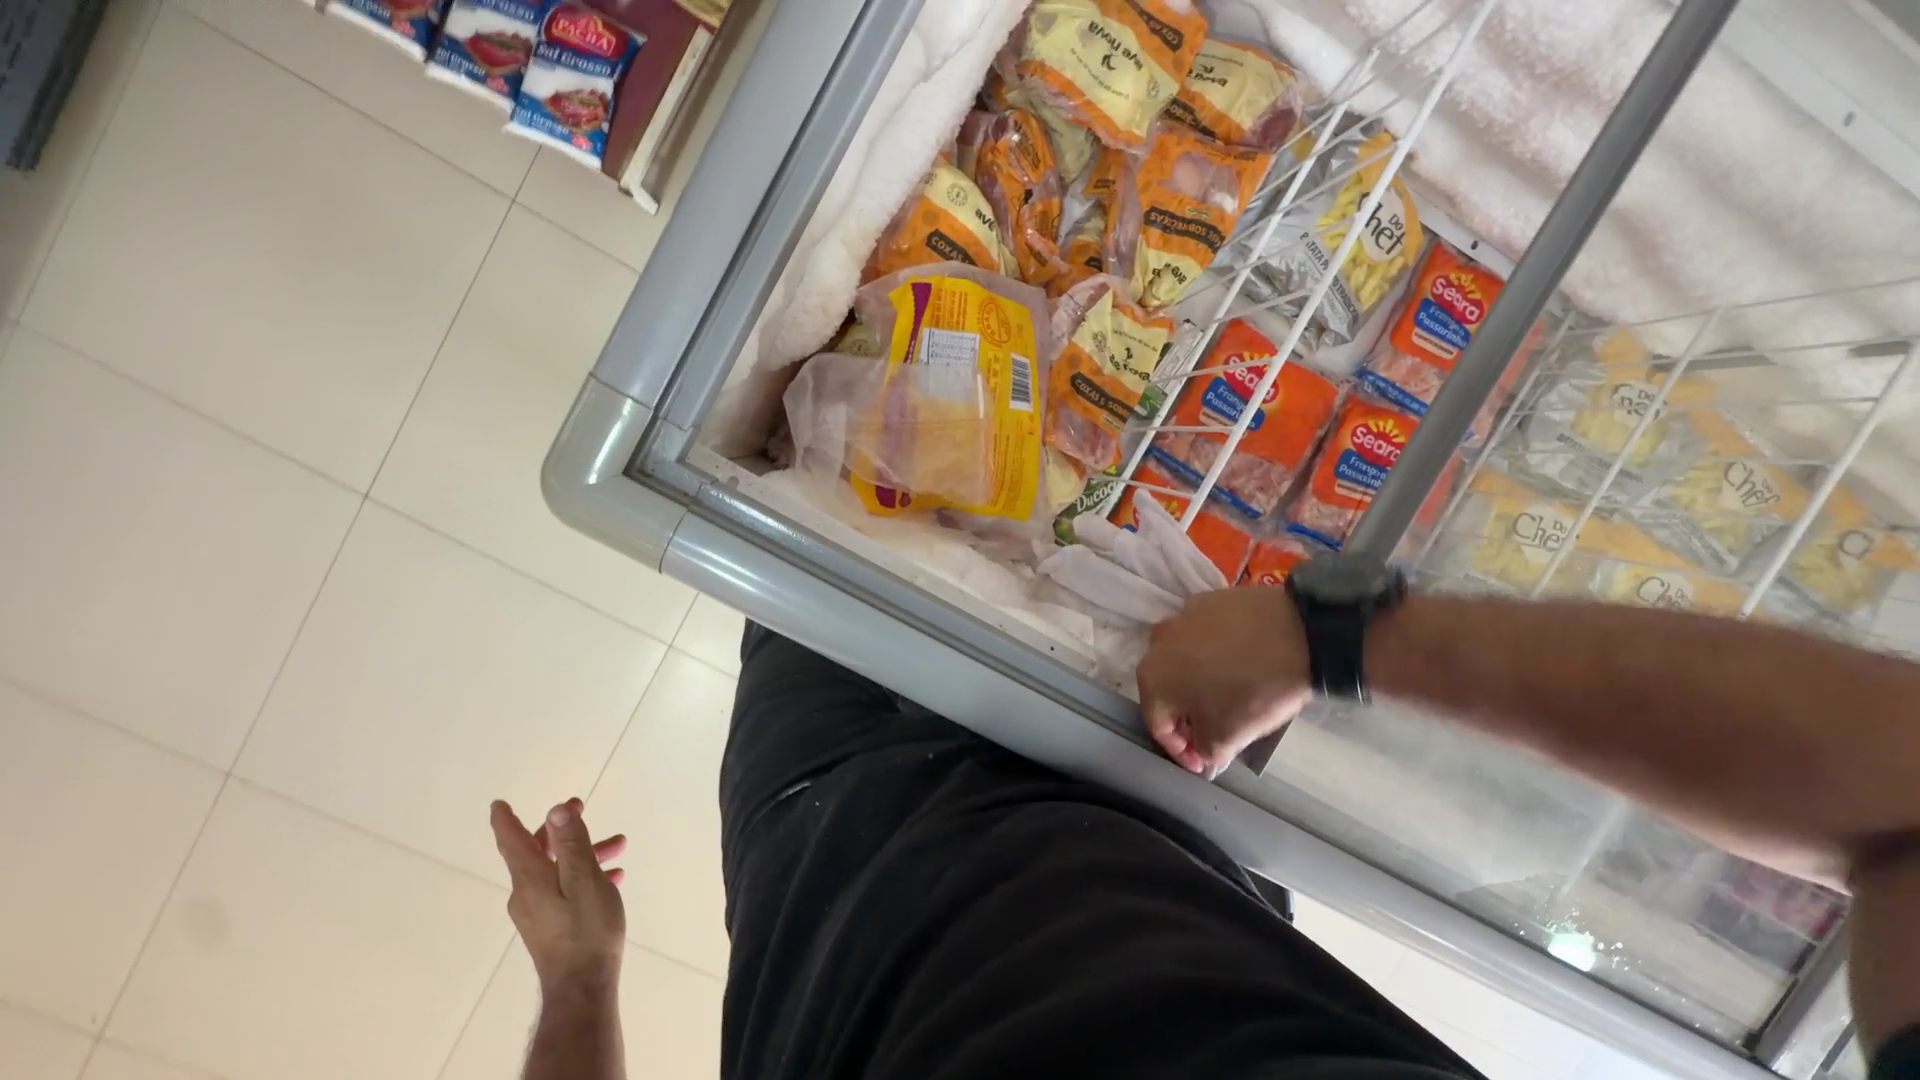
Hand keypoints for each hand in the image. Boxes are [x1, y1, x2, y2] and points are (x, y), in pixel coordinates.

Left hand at [491, 798, 627, 990]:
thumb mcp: (585, 879)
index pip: (511, 841)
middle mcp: (526, 893)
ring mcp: (537, 912)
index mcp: (530, 878)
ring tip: (619, 846)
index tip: (498, 804)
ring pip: (556, 870)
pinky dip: (583, 875)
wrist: (583, 987)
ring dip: (583, 852)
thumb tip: (557, 810)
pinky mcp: (550, 926)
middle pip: (536, 851)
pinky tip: (613, 878)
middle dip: (560, 829)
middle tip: (582, 808)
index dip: (505, 820)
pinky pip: (563, 888)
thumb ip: (571, 844)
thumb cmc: (586, 930)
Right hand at [1137, 587, 1312, 774]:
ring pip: (1183, 658)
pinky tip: (1238, 660)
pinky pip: (1204, 634)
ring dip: (1197, 679)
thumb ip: (1205, 752)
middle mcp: (1156, 644)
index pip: (1158, 726)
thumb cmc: (1252, 691)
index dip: (1180, 751)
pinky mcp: (1209, 599)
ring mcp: (1182, 616)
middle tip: (1212, 729)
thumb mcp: (1226, 739)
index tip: (1203, 763)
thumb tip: (1203, 749)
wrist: (1298, 635)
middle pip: (1167, 689)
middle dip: (1187, 714)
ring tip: (1226, 692)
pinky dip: (1214, 650)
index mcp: (1151, 679)